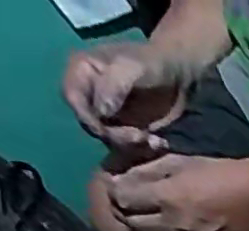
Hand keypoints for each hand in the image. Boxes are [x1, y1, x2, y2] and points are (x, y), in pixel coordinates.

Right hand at [61, 44, 183, 157]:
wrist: (176, 76)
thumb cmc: (151, 64)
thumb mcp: (132, 68)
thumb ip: (113, 87)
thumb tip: (101, 113)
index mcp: (82, 72)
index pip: (72, 98)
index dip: (85, 117)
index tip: (105, 132)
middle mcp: (91, 95)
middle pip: (91, 124)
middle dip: (115, 136)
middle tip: (142, 137)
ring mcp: (109, 114)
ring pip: (110, 139)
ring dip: (132, 145)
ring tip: (155, 140)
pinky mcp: (127, 128)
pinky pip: (130, 146)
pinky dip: (144, 148)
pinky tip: (160, 142)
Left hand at [107, 155, 248, 230]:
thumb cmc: (223, 172)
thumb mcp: (183, 161)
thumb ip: (151, 170)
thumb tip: (125, 177)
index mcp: (169, 196)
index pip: (123, 198)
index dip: (117, 191)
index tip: (121, 186)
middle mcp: (177, 224)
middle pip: (134, 223)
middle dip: (127, 213)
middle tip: (133, 205)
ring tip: (148, 224)